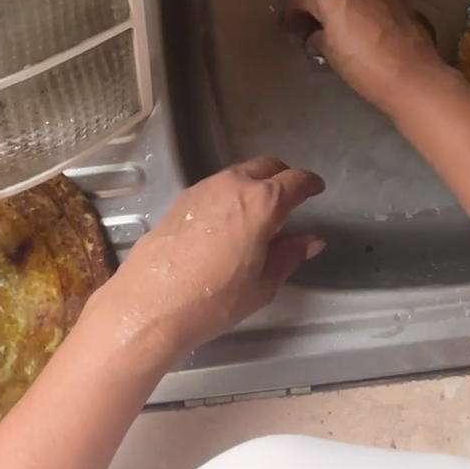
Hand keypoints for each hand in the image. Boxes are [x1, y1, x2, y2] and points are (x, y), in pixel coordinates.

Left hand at [85, 158, 324, 362]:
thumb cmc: (215, 299)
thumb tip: (312, 240)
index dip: (310, 183)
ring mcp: (205, 187)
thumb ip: (290, 255)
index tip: (317, 188)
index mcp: (262, 203)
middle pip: (266, 166)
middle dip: (283, 176)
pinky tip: (229, 218)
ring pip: (239, 173)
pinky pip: (217, 185)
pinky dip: (232, 191)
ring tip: (261, 209)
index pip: (294, 181)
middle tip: (292, 196)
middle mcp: (234, 184)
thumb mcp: (263, 284)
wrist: (152, 302)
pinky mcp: (183, 197)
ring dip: (256, 182)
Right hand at [289, 0, 457, 113]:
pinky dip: (360, 0)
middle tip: (311, 14)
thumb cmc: (364, 67)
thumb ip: (319, 37)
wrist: (413, 75)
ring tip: (336, 16)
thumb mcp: (332, 54)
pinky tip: (361, 20)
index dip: (292, 10)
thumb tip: (317, 35)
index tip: (290, 23)